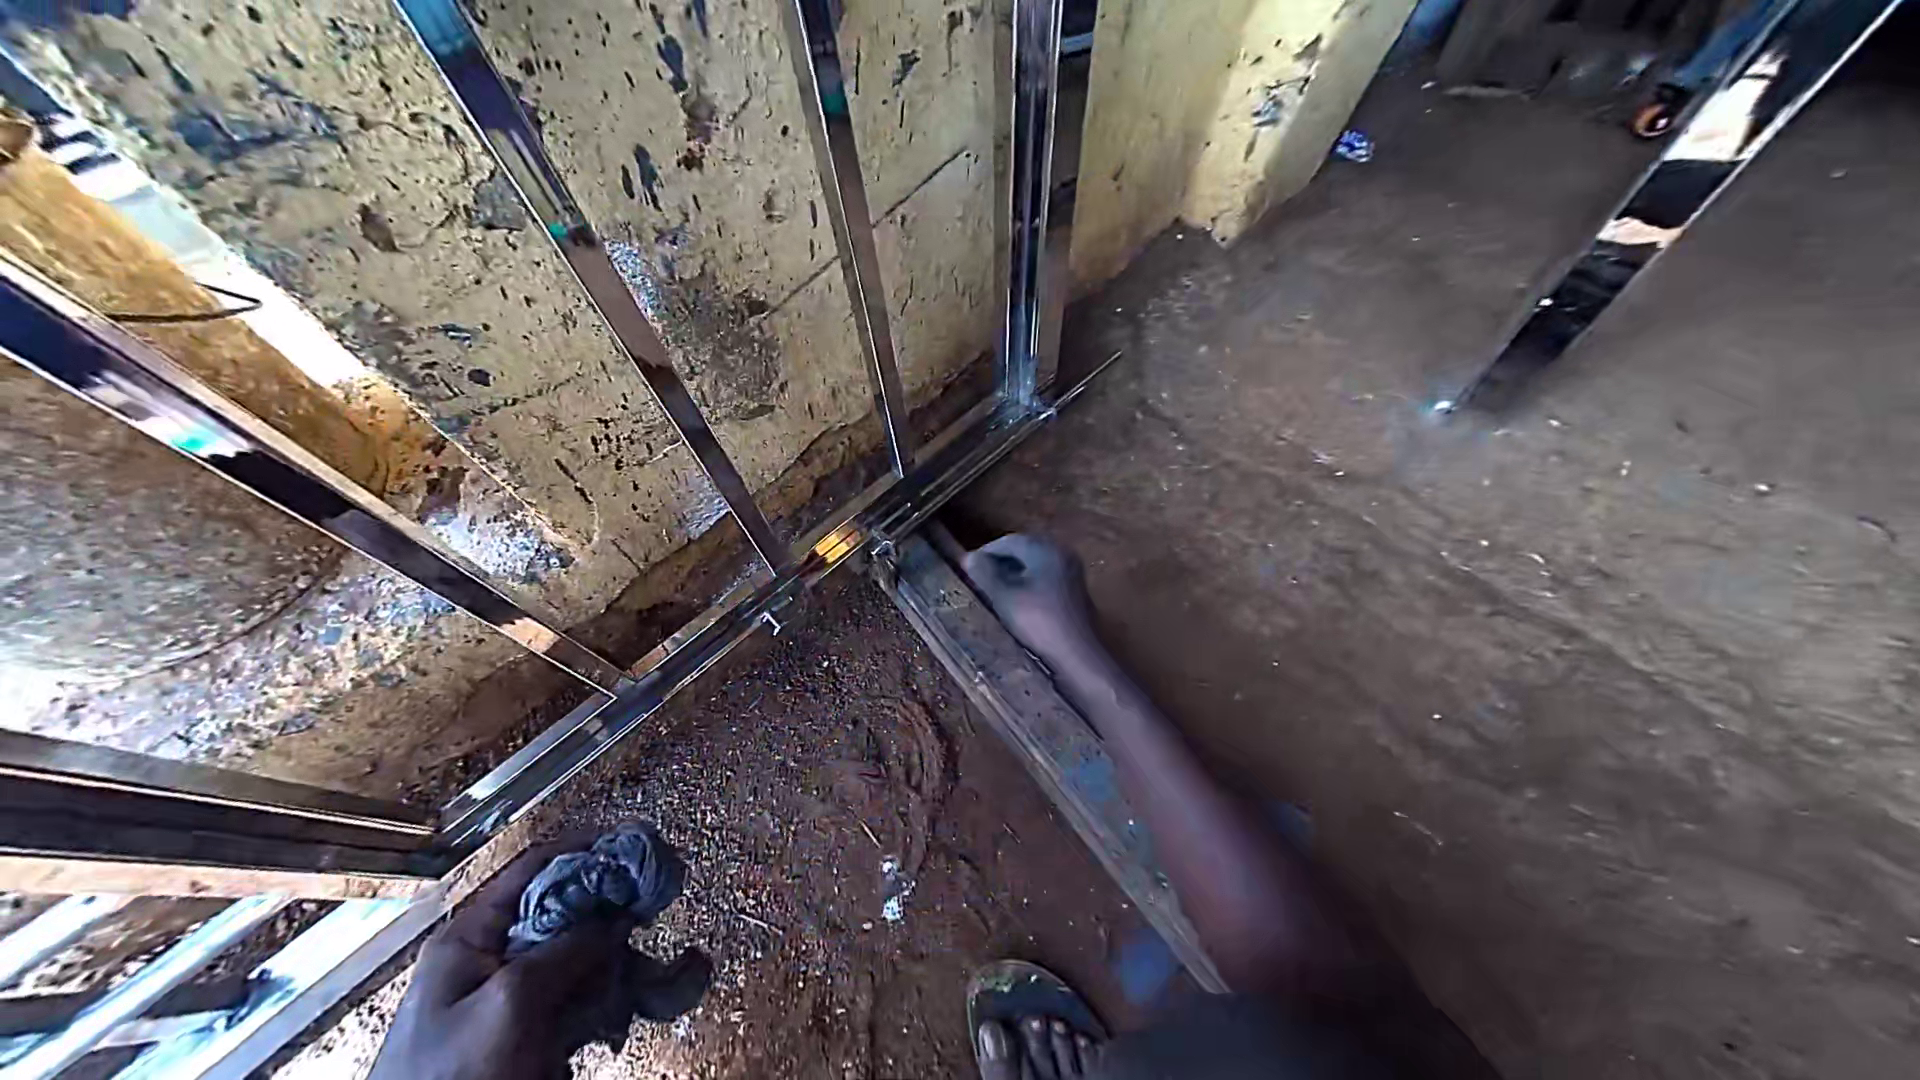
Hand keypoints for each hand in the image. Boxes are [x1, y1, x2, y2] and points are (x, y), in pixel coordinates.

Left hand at [370, 842, 629, 1079]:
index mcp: (470, 937)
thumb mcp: (512, 1003)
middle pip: (565, 908)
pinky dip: (604, 995)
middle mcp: (490, 956)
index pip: (536, 867)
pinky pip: (576, 994)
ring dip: (613, 959)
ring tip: (642, 972)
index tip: (635, 843)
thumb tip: (621, 914)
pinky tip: (621, 1007)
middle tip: (650, 908)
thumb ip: (568, 948)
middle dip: (610, 909)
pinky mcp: (525, 1030)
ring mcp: (509, 995)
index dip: (588, 848)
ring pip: (578, 953)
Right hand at [962, 534, 1099, 664]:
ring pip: (1034, 564)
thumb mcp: (1004, 597)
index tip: (967, 567)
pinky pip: (1045, 576)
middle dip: (999, 562)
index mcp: (1046, 549)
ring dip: (1012, 572)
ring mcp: (1071, 571)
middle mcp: (1062, 553)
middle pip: (1024, 550)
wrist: (1078, 655)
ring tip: (993, 589)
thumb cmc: (1039, 622)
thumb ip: (985, 573)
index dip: (985, 552)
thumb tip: (969, 557)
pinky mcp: (1074, 589)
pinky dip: (1027, 582)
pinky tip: (1016, 599)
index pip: (1009, 541)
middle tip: (978, 577)